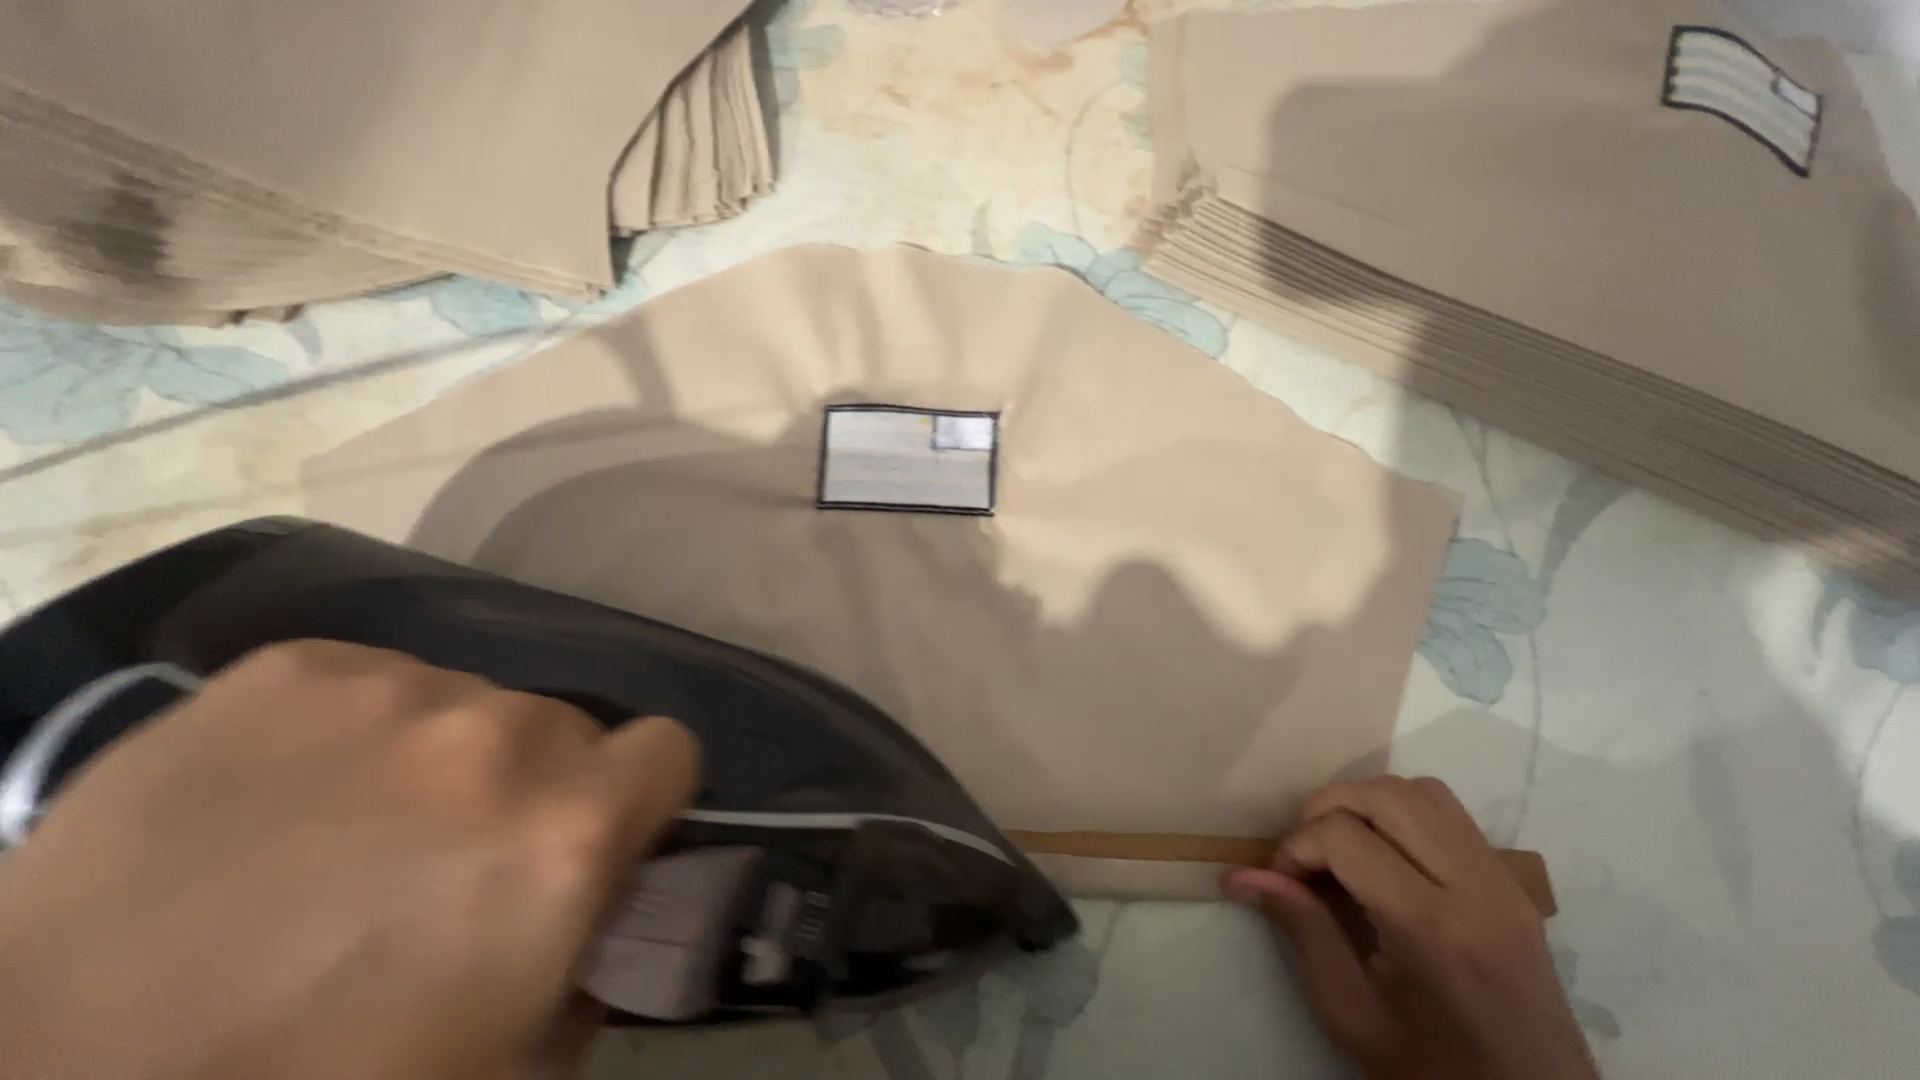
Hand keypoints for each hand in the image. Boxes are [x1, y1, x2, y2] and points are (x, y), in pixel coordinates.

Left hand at [0, 640, 698, 1079]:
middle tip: (454, 856)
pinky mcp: (292, 669)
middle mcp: (501, 737)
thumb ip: (594, 964)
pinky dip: (359, 726)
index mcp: (569, 829)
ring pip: (469, 700)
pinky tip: (289, 791)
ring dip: (443, 755)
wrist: (64, 1072)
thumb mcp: (513, 1059)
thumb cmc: (330, 1079)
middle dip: (532, 783)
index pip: (670, 749)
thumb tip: (607, 907)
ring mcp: (393, 691)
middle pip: (563, 726)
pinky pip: (375, 678)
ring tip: (353, 827)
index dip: (642, 795)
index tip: (598, 833)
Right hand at [1223, 777, 1596, 1079]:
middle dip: (1328, 807)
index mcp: (1432, 928)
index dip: (1296, 847)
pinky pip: (1452, 815)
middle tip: (1305, 850)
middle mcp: (1475, 888)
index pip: (1345, 837)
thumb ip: (1301, 929)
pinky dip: (1405, 815)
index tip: (1281, 881)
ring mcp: (1503, 881)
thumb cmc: (1431, 1068)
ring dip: (1368, 803)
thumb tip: (1241, 876)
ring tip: (1344, 845)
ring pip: (1423, 791)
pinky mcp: (1515, 884)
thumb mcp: (1352, 1011)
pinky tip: (1386, 856)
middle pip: (1386, 795)